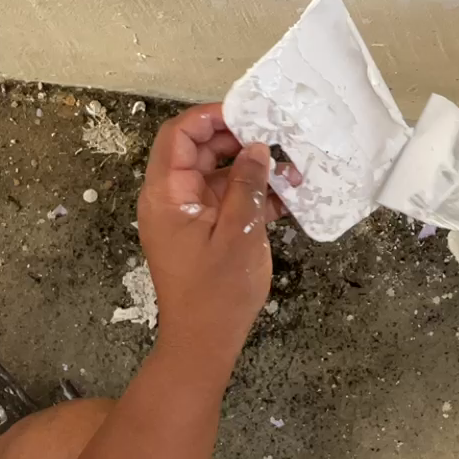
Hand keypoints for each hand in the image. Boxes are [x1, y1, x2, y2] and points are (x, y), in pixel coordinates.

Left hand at [136, 103, 291, 359]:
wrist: (204, 342)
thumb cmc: (217, 291)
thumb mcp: (239, 232)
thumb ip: (247, 184)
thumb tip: (257, 148)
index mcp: (166, 194)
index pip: (180, 134)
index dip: (212, 117)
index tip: (251, 115)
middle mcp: (171, 198)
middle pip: (199, 150)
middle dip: (239, 142)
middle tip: (279, 141)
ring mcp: (187, 215)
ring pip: (217, 174)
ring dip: (251, 170)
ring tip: (291, 172)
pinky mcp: (203, 231)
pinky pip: (225, 199)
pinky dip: (251, 194)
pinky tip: (284, 197)